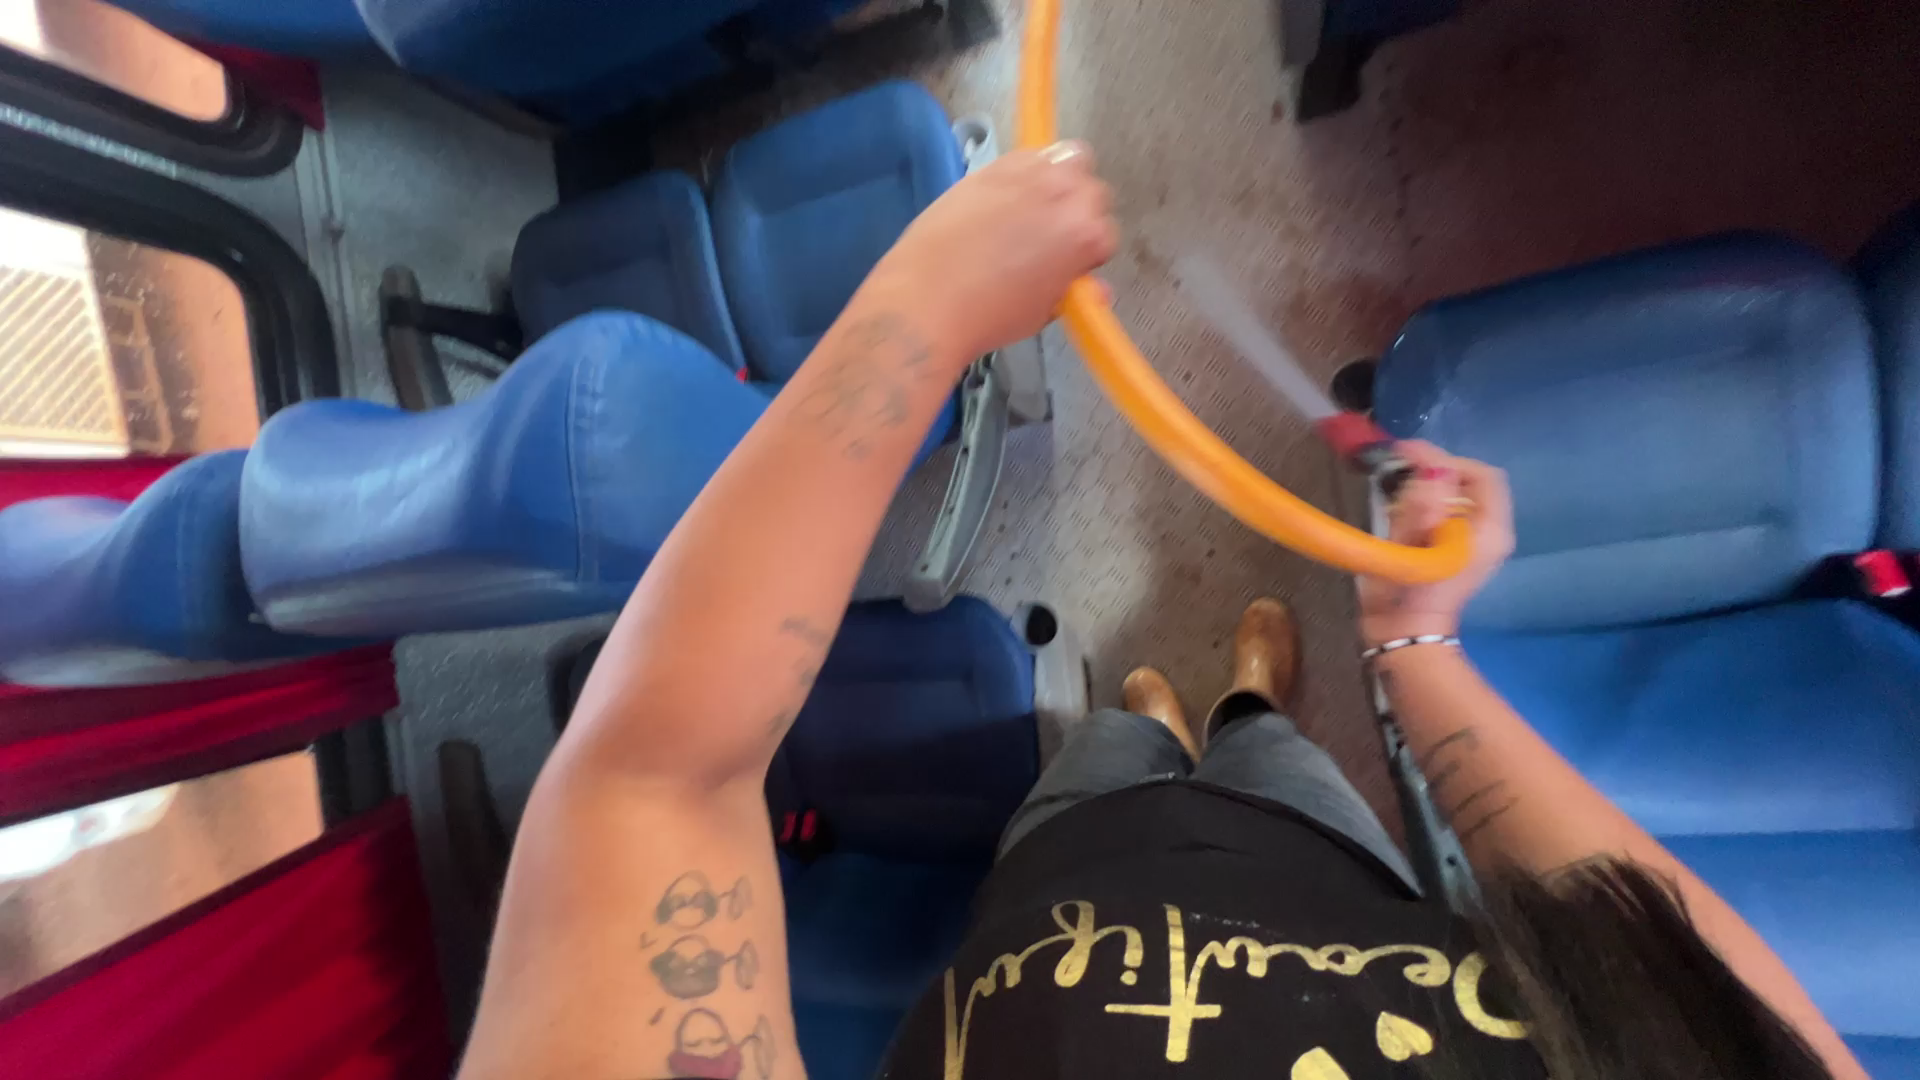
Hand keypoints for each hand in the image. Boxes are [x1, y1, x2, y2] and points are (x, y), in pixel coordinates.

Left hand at [863, 141, 1118, 362]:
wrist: (930, 300)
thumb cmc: (989, 316)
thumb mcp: (1043, 311)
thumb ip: (1070, 289)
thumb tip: (1091, 290)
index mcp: (1086, 233)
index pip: (1106, 233)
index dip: (1086, 252)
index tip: (1069, 265)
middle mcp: (1066, 193)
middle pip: (1091, 189)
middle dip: (1077, 211)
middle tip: (1050, 239)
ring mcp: (1029, 172)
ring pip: (1065, 158)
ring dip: (1057, 181)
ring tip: (1030, 214)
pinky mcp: (994, 165)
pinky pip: (1026, 156)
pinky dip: (1024, 173)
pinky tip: (1003, 203)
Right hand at [1356, 440, 1514, 645]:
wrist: (1401, 633)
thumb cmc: (1407, 594)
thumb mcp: (1411, 551)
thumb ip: (1422, 511)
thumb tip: (1431, 473)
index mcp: (1488, 531)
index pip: (1481, 476)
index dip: (1446, 461)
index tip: (1407, 457)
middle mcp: (1488, 532)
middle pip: (1468, 483)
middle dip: (1433, 471)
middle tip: (1396, 469)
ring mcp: (1473, 541)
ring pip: (1455, 495)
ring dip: (1426, 485)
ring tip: (1393, 488)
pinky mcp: (1454, 547)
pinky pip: (1445, 510)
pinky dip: (1423, 502)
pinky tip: (1399, 510)